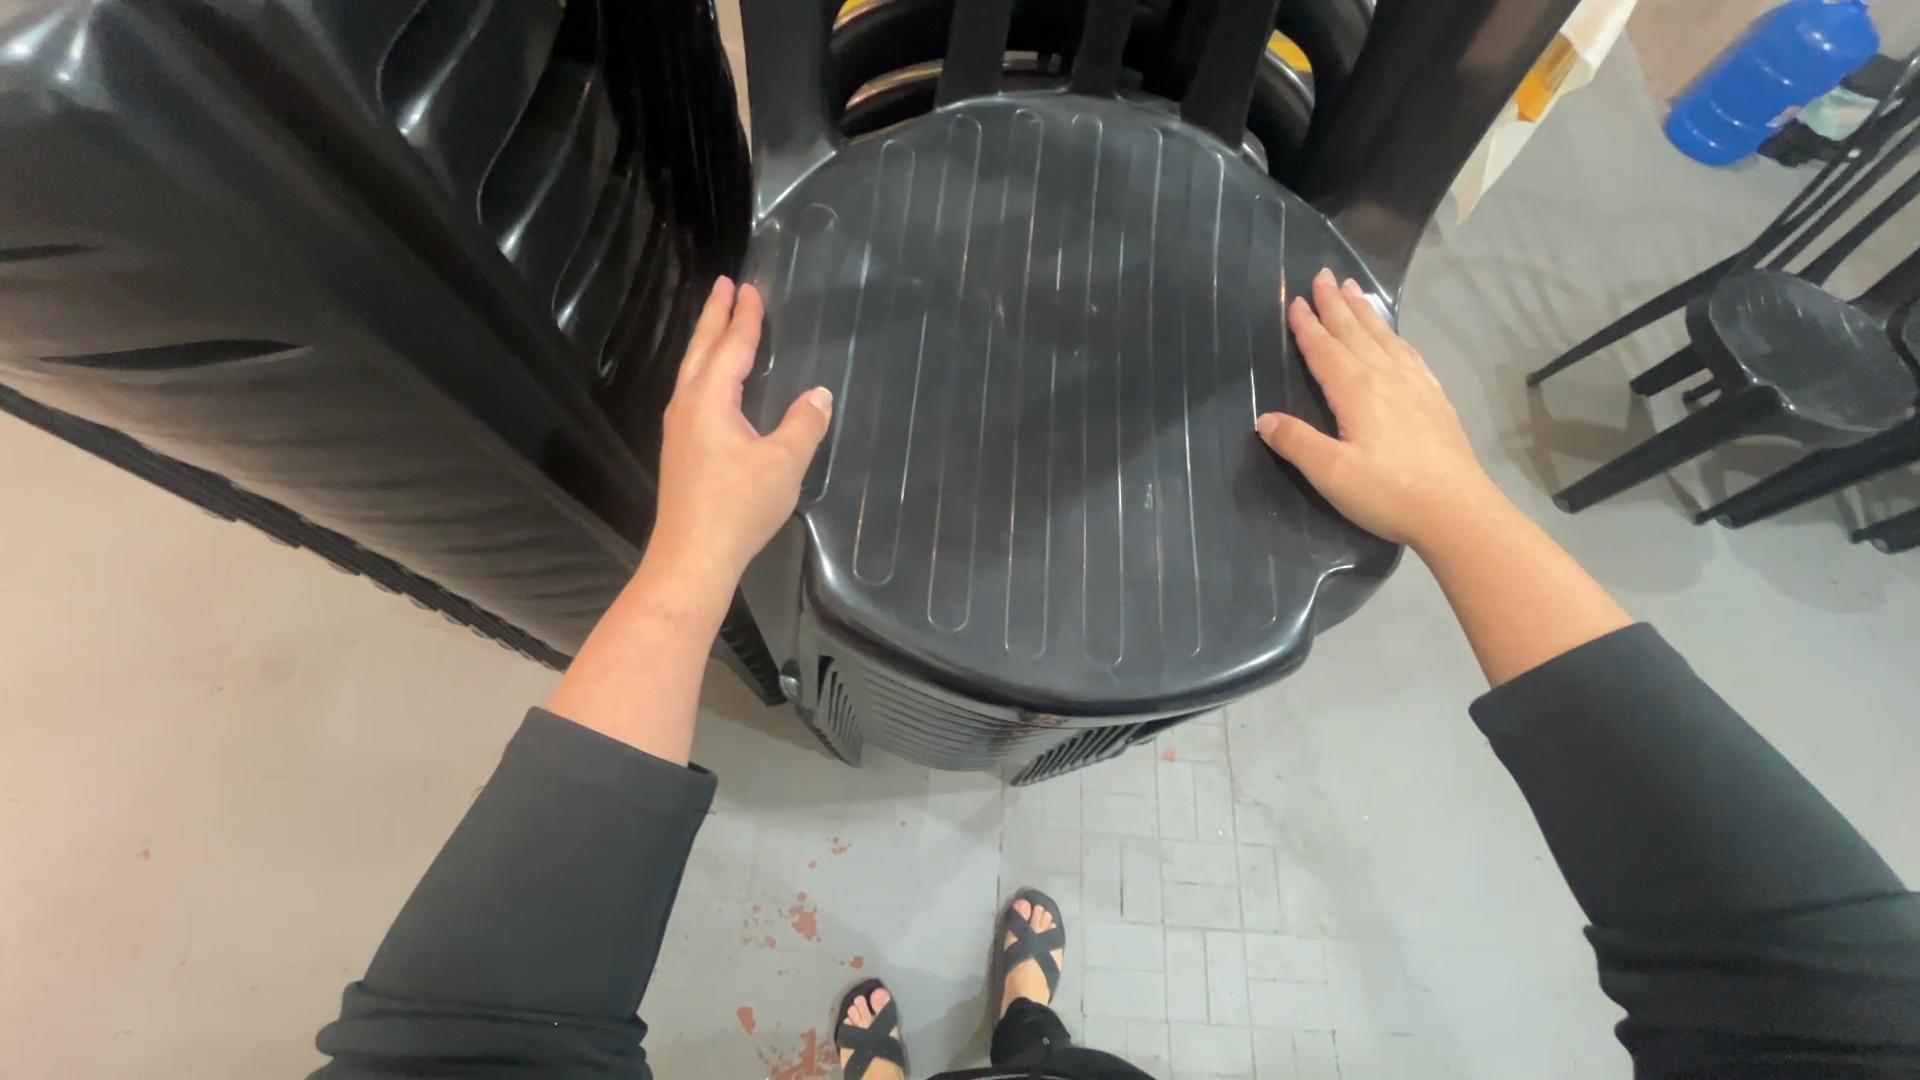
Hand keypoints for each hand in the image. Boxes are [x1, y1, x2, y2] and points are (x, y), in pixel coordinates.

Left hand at [650, 277, 832, 585]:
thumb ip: (804, 424)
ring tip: (716, 324)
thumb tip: (820, 394)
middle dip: (714, 317)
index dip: (745, 319)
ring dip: (706, 343)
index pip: (732, 347)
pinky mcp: (681, 449)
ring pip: (691, 371)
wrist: (693, 553)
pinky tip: (711, 383)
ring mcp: (679, 428)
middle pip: (701, 350)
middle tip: (723, 286)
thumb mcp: (784, 464)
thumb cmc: (739, 506)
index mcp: (710, 400)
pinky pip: (691, 391)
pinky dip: (704, 371)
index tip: (750, 289)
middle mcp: (687, 405)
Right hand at [1256, 269, 1502, 548]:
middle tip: (1324, 275)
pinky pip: (1409, 355)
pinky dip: (1394, 338)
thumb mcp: (1330, 473)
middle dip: (1336, 306)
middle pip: (1356, 334)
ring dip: (1365, 314)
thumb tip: (1264, 419)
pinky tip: (1393, 338)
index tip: (1295, 301)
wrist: (1457, 510)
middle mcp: (1386, 379)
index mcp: (1357, 392)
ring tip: (1353, 291)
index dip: (1308, 327)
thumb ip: (1295, 442)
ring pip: (1384, 339)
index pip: (1326, 351)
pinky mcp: (1434, 401)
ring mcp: (1415, 387)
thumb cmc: (1387, 492)